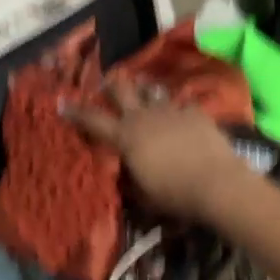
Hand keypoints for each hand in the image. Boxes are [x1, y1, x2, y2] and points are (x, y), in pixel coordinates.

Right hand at [64, 80, 251, 221]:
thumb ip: (130, 179)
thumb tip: (124, 173)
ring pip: (152, 90)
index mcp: (126, 137)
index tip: (63, 101)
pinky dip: (177, 108)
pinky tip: (182, 115)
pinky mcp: (194, 111)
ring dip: (145, 90)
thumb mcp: (144, 195)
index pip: (93, 120)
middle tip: (107, 84)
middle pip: (122, 90)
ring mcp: (170, 110)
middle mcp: (144, 117)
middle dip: (112, 85)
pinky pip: (181, 103)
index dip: (76, 111)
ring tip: (144, 91)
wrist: (216, 183)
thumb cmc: (174, 195)